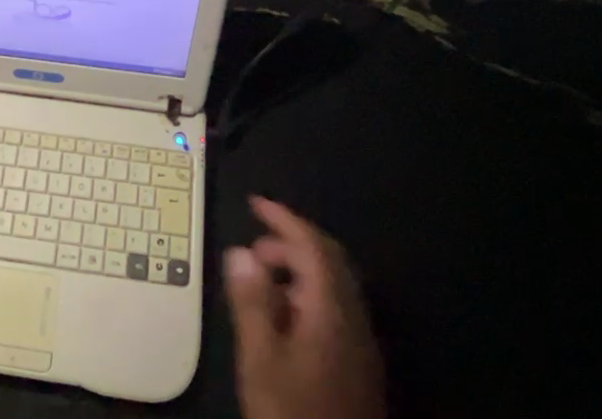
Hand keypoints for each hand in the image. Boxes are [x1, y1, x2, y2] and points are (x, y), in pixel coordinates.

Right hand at [224, 196, 385, 418]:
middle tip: (253, 246)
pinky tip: (283, 318)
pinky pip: (335, 310)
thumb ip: (251, 302)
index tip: (255, 203)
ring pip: (333, 287)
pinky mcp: (358, 366)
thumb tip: (241, 251)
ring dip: (299, 270)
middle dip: (291, 242)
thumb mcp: (261, 359)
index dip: (284, 219)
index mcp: (332, 310)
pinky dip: (307, 295)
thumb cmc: (293, 413)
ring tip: (261, 281)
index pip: (313, 246)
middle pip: (329, 262)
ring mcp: (360, 344)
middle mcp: (354, 319)